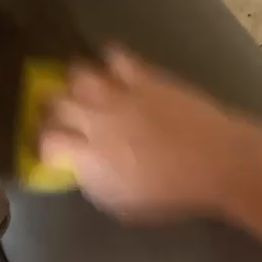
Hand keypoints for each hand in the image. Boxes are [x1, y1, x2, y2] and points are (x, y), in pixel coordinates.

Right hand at [39, 44, 255, 222]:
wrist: (218, 162)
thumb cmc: (170, 193)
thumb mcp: (121, 204)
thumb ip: (93, 183)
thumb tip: (82, 169)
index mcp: (88, 155)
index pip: (47, 140)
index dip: (43, 145)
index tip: (52, 152)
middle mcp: (96, 120)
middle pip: (54, 103)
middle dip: (50, 110)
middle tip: (58, 117)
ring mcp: (119, 95)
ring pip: (78, 74)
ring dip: (73, 81)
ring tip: (79, 88)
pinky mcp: (144, 78)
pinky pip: (117, 57)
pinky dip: (110, 60)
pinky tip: (112, 67)